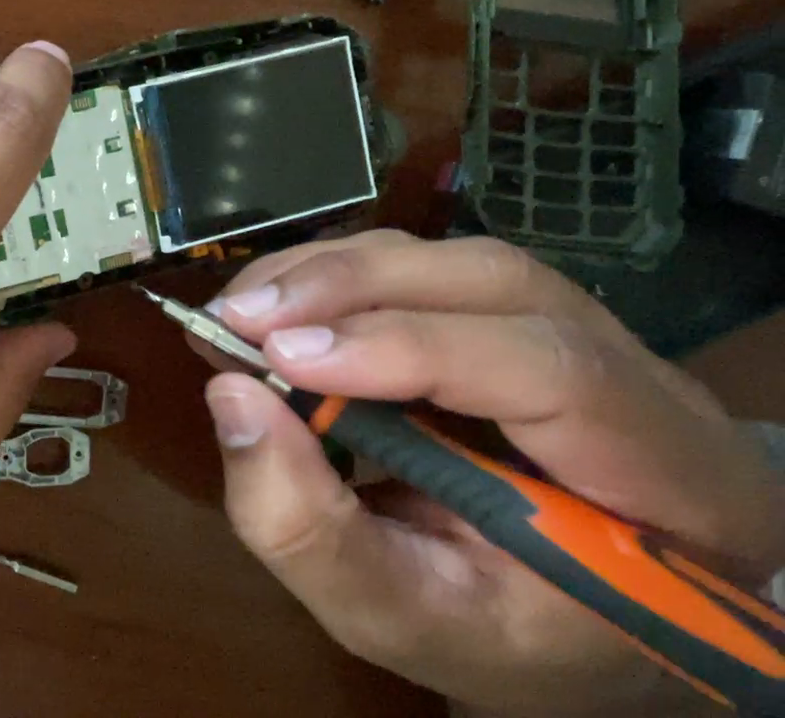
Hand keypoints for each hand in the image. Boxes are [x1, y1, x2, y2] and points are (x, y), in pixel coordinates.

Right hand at [195, 231, 784, 717]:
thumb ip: (311, 531)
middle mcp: (636, 380)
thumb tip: (230, 396)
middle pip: (495, 284)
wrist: (568, 619)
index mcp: (663, 482)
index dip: (407, 350)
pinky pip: (417, 266)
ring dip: (326, 272)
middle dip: (349, 287)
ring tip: (237, 312)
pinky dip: (327, 274)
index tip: (279, 360)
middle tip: (234, 318)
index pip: (552, 376)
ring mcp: (573, 331)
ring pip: (449, 260)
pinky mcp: (505, 316)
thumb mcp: (399, 617)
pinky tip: (271, 307)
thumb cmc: (502, 633)